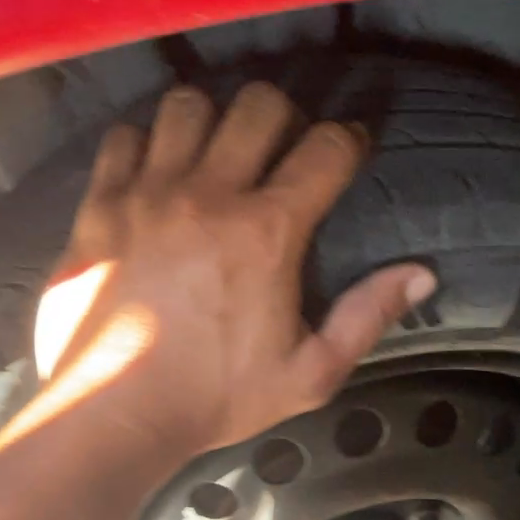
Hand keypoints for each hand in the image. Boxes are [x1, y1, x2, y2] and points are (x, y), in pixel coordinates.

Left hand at [28, 82, 436, 457]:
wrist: (114, 415)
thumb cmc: (216, 398)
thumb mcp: (309, 374)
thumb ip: (366, 318)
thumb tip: (421, 273)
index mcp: (268, 232)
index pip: (327, 148)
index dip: (349, 141)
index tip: (349, 153)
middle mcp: (209, 194)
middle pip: (259, 104)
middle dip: (285, 117)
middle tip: (282, 152)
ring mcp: (147, 193)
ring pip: (188, 105)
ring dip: (213, 120)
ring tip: (215, 156)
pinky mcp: (98, 205)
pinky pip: (124, 136)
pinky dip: (146, 142)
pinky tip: (156, 174)